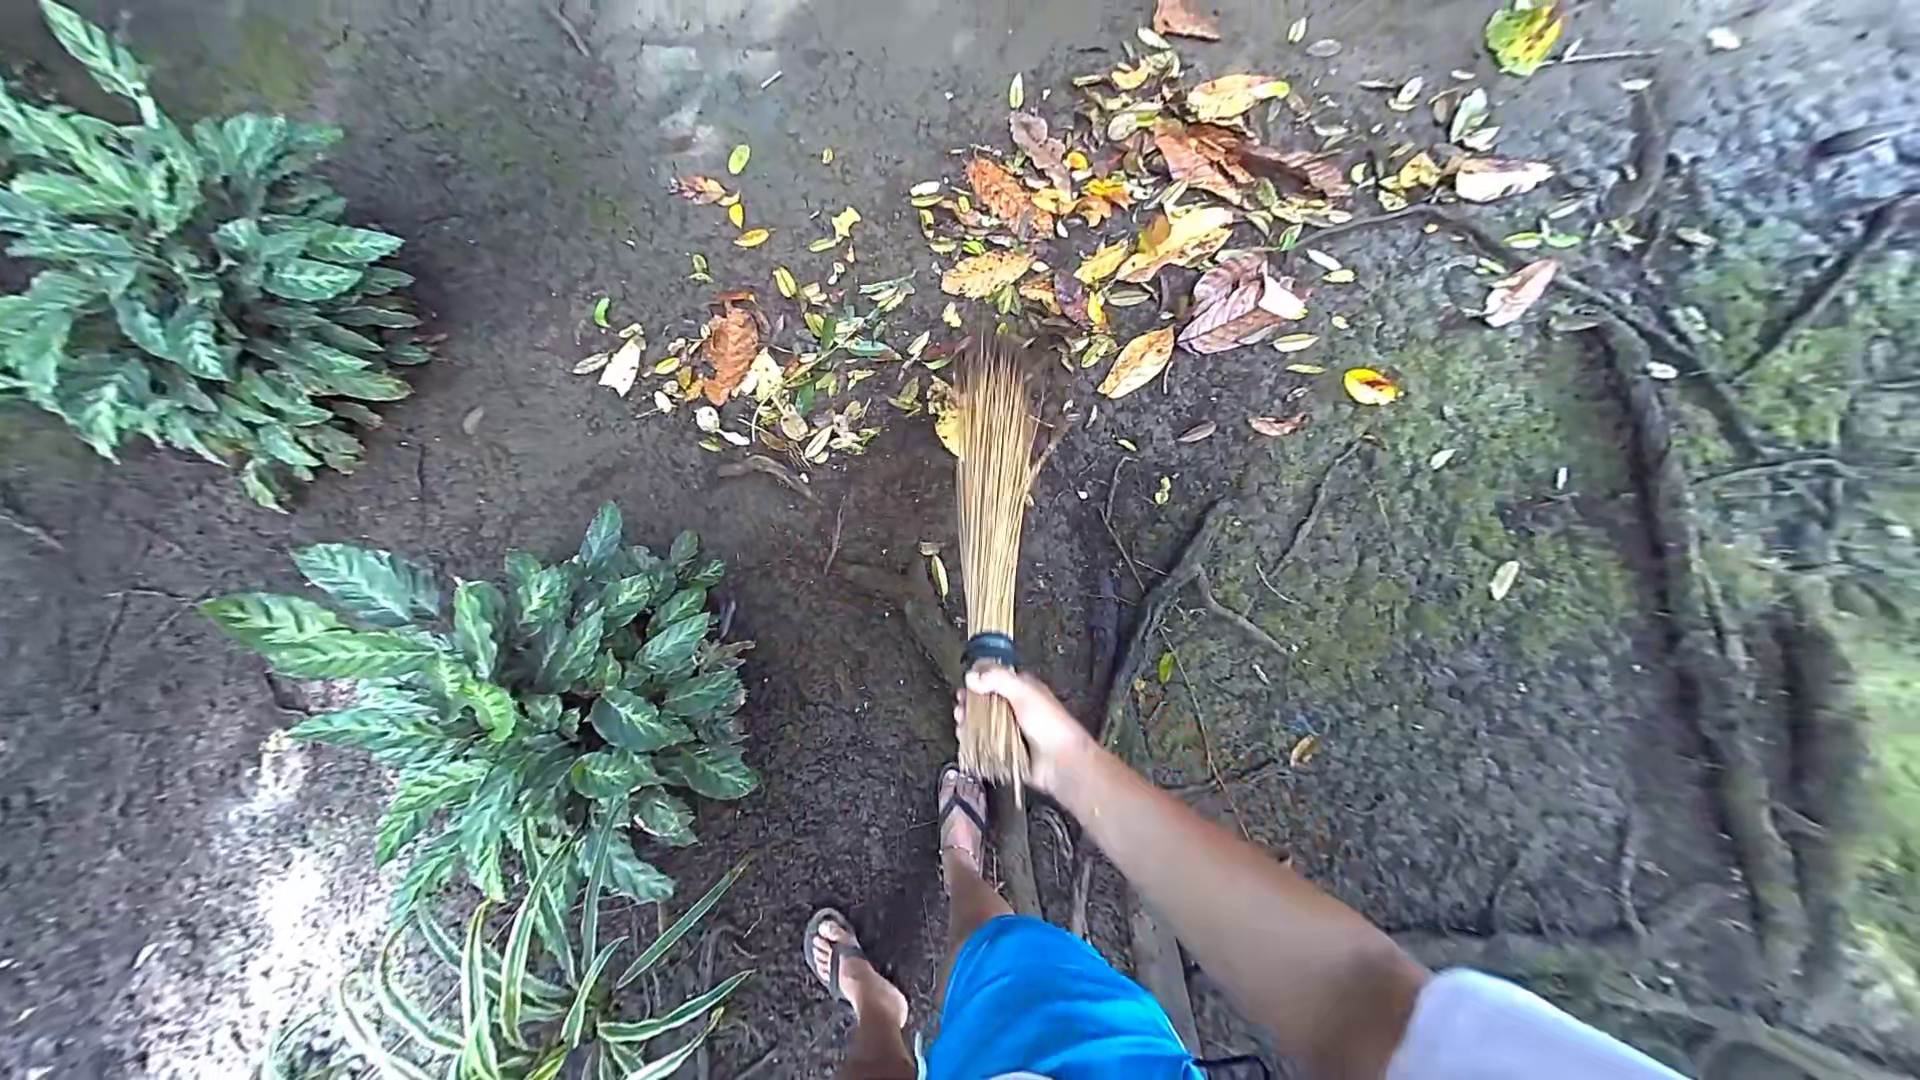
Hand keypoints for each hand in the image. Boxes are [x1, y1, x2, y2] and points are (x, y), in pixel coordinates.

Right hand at [952, 666, 1095, 795]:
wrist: (1061, 762)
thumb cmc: (1048, 723)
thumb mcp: (1024, 691)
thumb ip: (998, 678)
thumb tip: (971, 675)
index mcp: (1020, 689)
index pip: (992, 679)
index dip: (976, 681)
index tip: (965, 686)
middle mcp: (1013, 708)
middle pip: (983, 701)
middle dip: (968, 703)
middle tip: (961, 707)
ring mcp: (1008, 730)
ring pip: (980, 722)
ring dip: (967, 721)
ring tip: (960, 723)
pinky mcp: (1003, 750)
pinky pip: (983, 743)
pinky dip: (972, 740)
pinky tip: (965, 739)